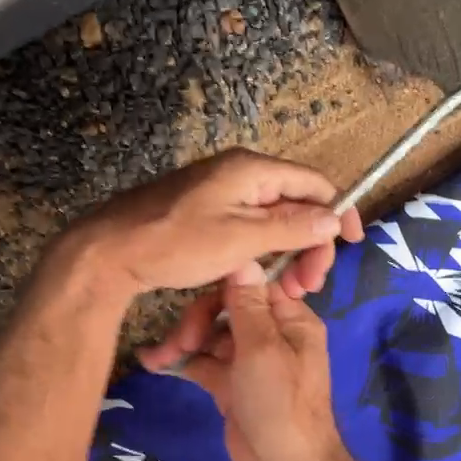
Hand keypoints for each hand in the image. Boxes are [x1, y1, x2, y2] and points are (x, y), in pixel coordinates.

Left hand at [52, 148, 362, 301]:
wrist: (108, 252)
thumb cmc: (177, 242)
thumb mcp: (242, 238)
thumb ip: (292, 227)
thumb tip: (334, 219)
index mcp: (252, 171)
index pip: (315, 184)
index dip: (339, 212)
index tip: (353, 245)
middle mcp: (240, 174)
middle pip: (296, 204)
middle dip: (311, 244)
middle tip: (309, 285)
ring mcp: (221, 193)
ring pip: (273, 220)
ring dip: (288, 253)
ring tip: (287, 289)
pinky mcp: (206, 212)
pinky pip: (250, 228)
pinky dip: (264, 252)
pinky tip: (262, 279)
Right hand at [154, 263, 352, 460]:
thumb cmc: (281, 404)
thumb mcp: (262, 350)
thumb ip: (247, 307)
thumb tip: (243, 259)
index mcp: (291, 320)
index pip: (253, 286)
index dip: (221, 287)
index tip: (192, 291)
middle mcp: (272, 335)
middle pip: (227, 309)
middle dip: (198, 320)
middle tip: (179, 343)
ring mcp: (250, 361)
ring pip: (212, 336)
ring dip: (184, 342)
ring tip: (158, 357)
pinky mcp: (232, 385)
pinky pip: (204, 364)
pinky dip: (182, 362)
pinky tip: (153, 363)